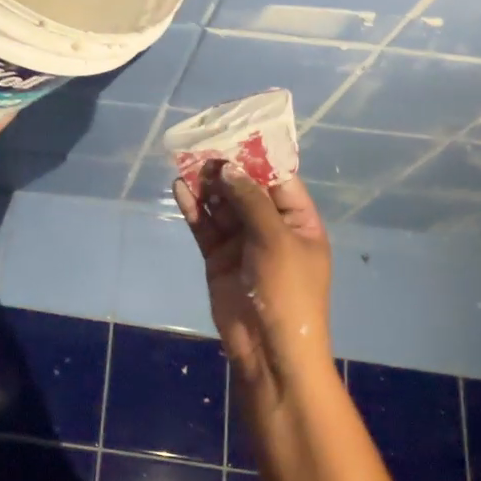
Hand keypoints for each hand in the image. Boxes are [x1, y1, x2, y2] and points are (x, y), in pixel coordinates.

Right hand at [174, 164, 332, 406]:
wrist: (270, 349)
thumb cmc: (288, 292)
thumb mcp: (276, 241)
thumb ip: (251, 202)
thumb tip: (227, 168)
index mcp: (299, 222)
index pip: (279, 179)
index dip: (258, 157)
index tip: (234, 132)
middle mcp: (271, 228)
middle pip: (246, 189)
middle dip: (227, 169)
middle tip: (202, 144)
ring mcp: (243, 243)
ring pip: (223, 205)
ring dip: (208, 186)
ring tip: (187, 162)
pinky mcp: (219, 258)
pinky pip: (206, 227)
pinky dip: (194, 209)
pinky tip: (180, 189)